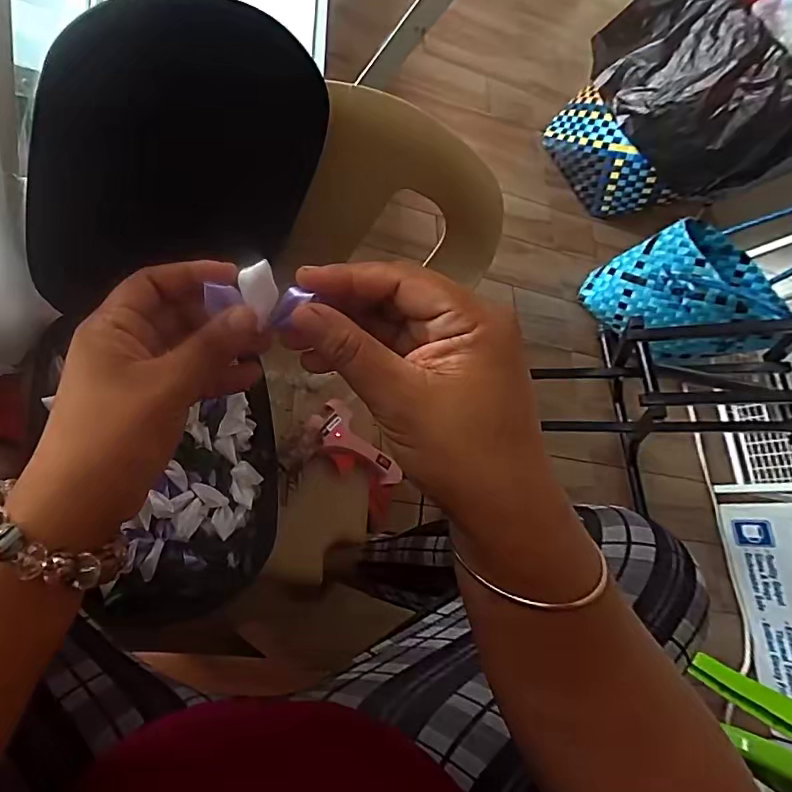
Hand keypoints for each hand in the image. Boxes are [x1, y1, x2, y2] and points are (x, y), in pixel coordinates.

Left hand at [8, 261, 270, 546]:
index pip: (153, 282)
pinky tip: (247, 378)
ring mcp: (135, 376)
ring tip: (264, 348)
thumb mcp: (165, 386)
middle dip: (217, 314)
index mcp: (112, 326)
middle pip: (173, 314)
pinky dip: (212, 376)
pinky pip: (184, 378)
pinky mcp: (147, 404)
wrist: (76, 506)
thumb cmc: (114, 435)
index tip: (237, 278)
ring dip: (221, 346)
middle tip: (262, 320)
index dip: (193, 274)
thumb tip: (250, 312)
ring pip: (183, 348)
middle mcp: (122, 344)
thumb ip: (208, 348)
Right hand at [280, 261, 546, 521]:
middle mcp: (465, 321)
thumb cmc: (458, 452)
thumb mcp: (396, 395)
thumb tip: (299, 310)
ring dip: (342, 330)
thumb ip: (347, 347)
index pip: (398, 280)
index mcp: (470, 317)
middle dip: (338, 306)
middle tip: (289, 315)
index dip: (344, 278)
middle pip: (391, 298)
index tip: (297, 281)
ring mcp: (454, 347)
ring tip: (295, 341)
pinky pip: (392, 348)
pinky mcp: (441, 370)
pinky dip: (358, 353)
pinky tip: (320, 361)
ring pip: (387, 323)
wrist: (503, 513)